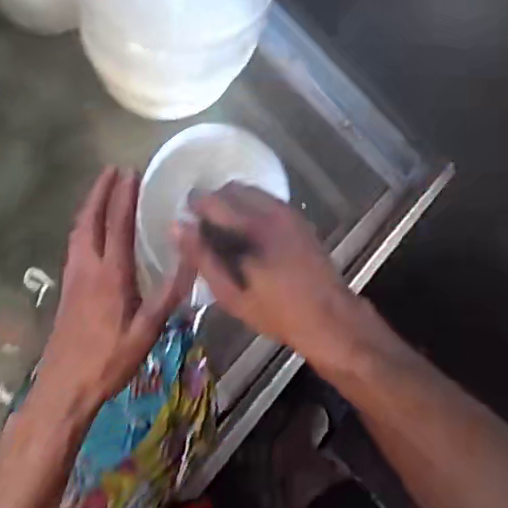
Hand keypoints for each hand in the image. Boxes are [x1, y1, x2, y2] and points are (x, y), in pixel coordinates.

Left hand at [35, 167, 194, 412]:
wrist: (63, 387)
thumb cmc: (108, 361)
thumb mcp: (146, 332)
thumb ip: (167, 295)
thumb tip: (190, 259)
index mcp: (111, 275)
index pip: (117, 225)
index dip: (124, 196)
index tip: (131, 172)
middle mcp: (88, 267)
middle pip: (91, 218)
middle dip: (101, 191)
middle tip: (112, 169)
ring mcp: (73, 276)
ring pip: (79, 229)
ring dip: (90, 204)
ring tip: (100, 189)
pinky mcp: (67, 287)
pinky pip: (75, 242)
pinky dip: (83, 223)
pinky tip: (88, 228)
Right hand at [181, 183, 372, 366]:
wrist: (329, 318)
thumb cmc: (277, 311)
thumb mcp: (231, 293)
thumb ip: (202, 257)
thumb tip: (178, 227)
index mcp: (253, 226)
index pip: (214, 200)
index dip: (195, 204)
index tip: (185, 216)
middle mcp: (272, 210)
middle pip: (233, 189)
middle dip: (214, 201)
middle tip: (203, 225)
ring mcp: (289, 212)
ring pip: (251, 192)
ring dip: (233, 202)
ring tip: (224, 230)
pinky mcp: (299, 219)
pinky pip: (267, 201)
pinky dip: (251, 207)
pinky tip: (248, 233)